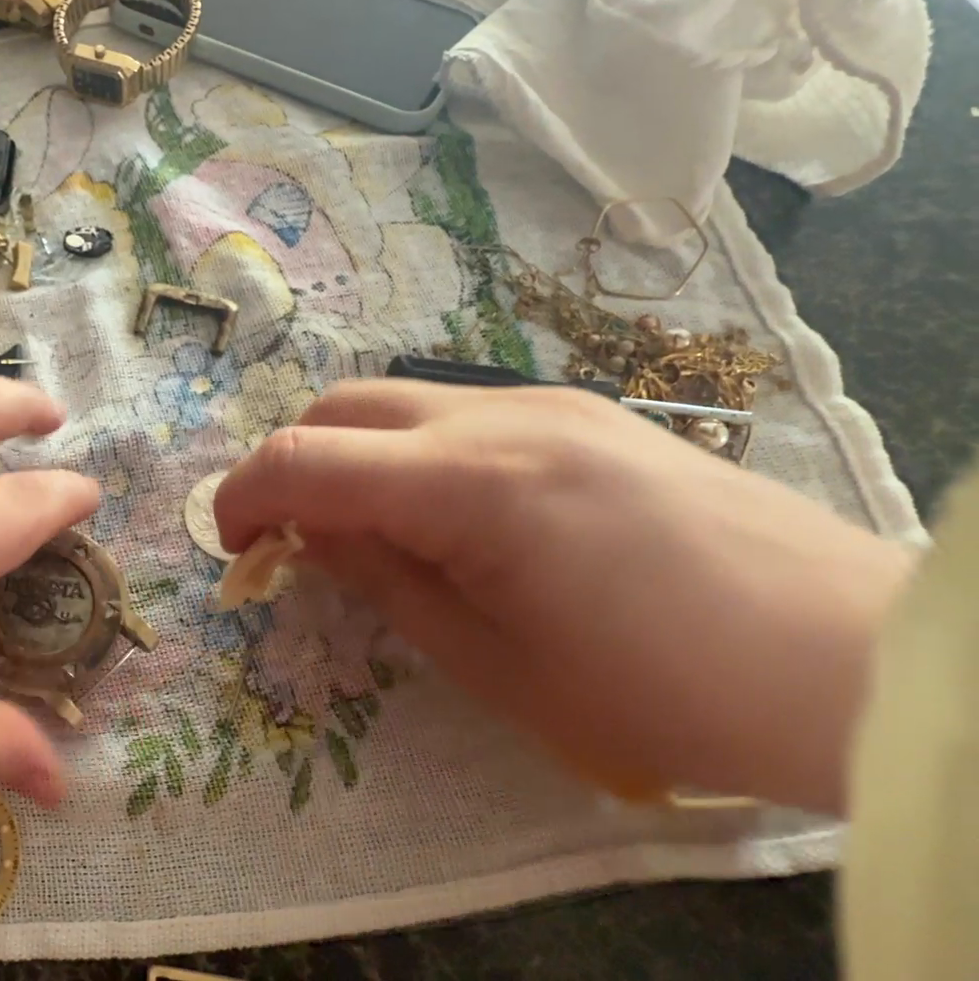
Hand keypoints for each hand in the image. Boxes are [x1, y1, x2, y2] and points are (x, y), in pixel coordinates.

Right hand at [215, 380, 913, 811]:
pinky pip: (457, 409)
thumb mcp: (488, 662)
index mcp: (467, 484)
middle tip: (298, 540)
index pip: (302, 459)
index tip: (235, 548)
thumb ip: (382, 580)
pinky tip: (449, 510)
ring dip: (351, 451)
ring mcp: (547, 402)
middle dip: (291, 466)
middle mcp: (498, 415)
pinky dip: (411, 447)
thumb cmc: (661, 692)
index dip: (241, 498)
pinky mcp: (583, 411)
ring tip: (374, 527)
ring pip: (396, 398)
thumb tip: (314, 534)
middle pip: (338, 405)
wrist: (855, 661)